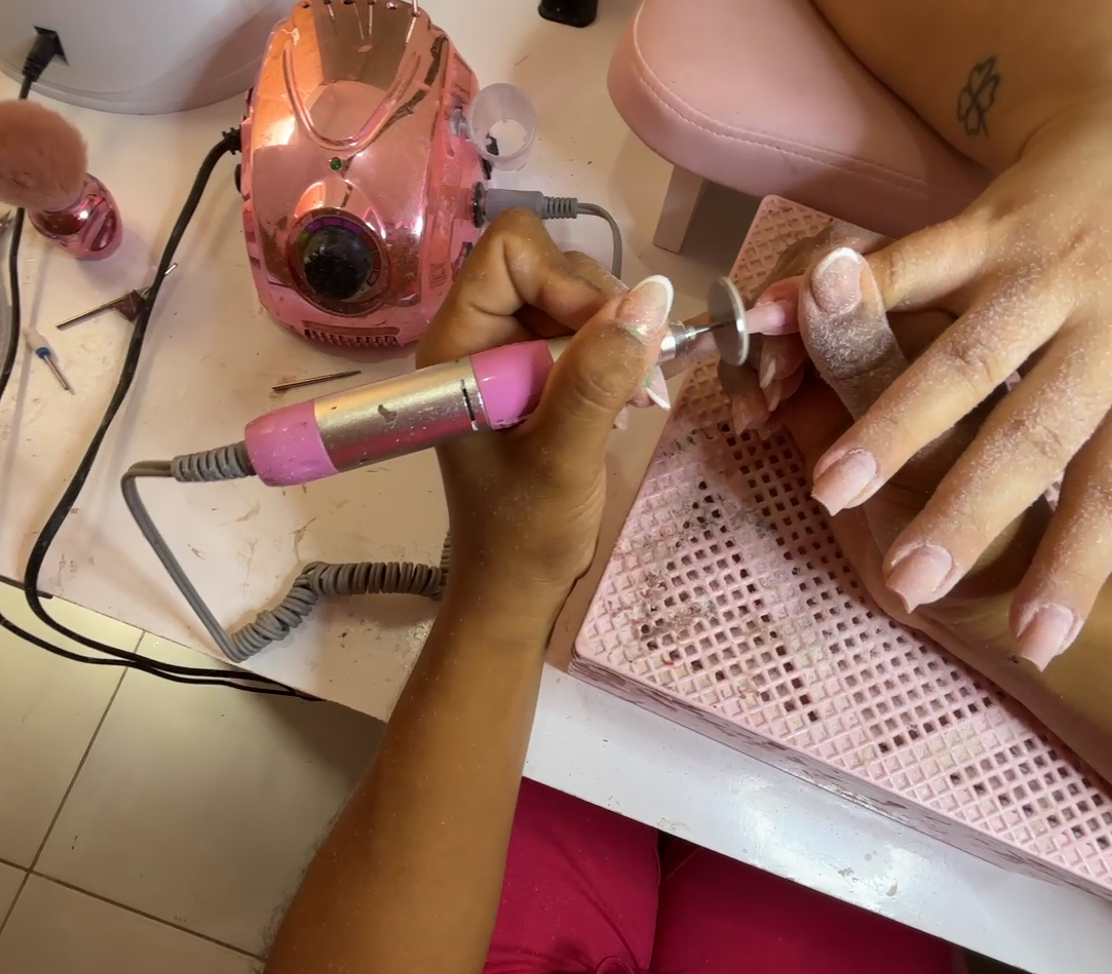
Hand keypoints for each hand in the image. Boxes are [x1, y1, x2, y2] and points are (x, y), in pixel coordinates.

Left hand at [417, 210, 670, 621]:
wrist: (519, 582)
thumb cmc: (525, 532)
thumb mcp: (562, 457)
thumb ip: (598, 378)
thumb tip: (652, 296)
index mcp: (459, 346)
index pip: (511, 252)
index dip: (564, 280)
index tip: (601, 339)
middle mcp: (480, 338)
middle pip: (550, 269)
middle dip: (600, 313)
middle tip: (627, 378)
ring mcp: (510, 357)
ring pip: (575, 299)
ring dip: (615, 340)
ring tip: (627, 399)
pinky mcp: (538, 378)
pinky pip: (586, 335)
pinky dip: (615, 360)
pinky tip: (622, 404)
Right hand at [763, 87, 1111, 665]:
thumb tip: (1101, 534)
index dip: (1078, 570)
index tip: (1037, 643)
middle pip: (1033, 435)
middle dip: (964, 512)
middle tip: (909, 579)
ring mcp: (1050, 271)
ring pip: (964, 357)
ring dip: (889, 426)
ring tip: (830, 486)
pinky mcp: (995, 220)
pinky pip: (913, 261)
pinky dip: (843, 297)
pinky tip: (776, 318)